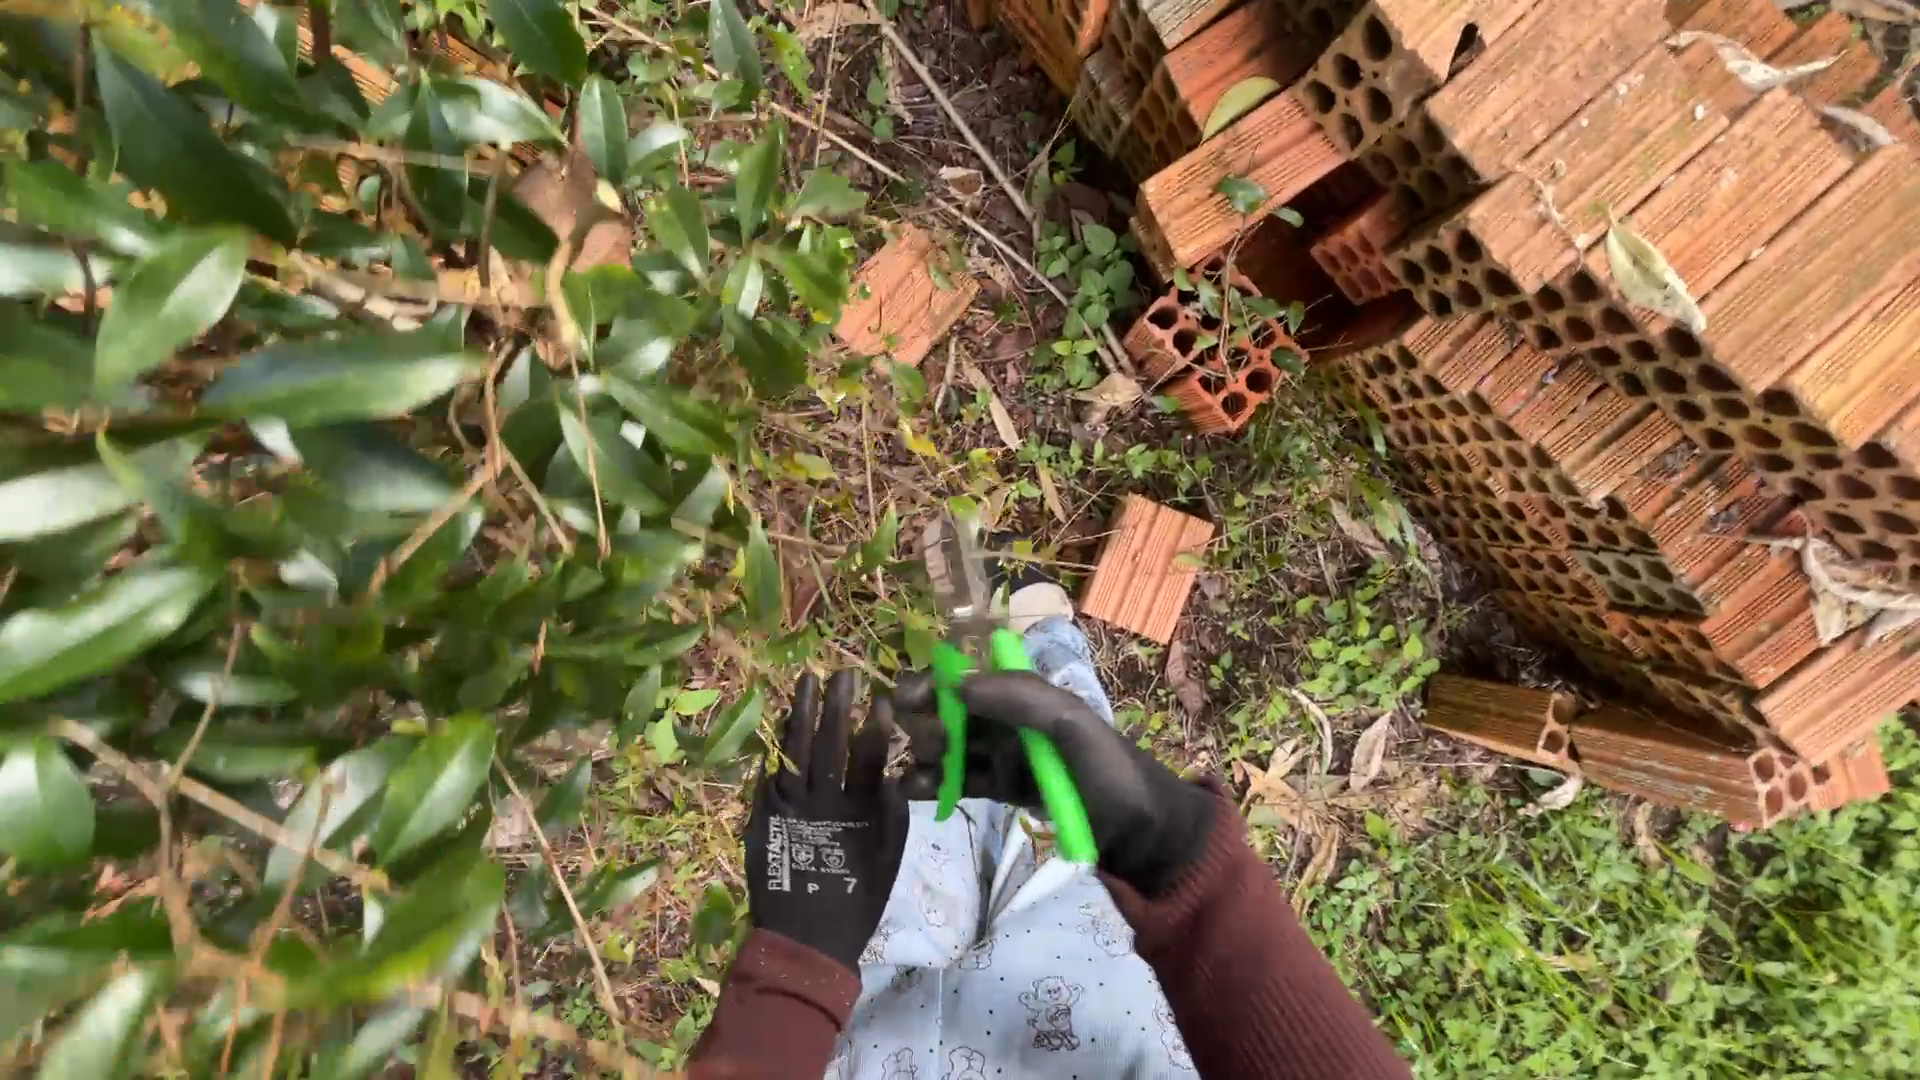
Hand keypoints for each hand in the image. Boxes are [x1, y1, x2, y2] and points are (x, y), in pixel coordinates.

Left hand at [744, 671, 906, 972]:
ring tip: (808, 679)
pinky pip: (769, 774)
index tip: (878, 696)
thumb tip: (893, 771)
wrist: (805, 942)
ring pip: (795, 751)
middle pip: (828, 745)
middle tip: (844, 674)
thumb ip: (893, 813)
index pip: (866, 759)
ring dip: (803, 713)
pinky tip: (781, 718)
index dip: (872, 728)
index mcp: (858, 812)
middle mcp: (822, 804)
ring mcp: (788, 808)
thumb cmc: (855, 901)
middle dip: (837, 707)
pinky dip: (776, 746)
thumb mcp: (889, 860)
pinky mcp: (762, 816)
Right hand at [893, 671, 1216, 895]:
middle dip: (927, 723)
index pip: (965, 676)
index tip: (908, 703)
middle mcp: (1006, 718)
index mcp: (1022, 694)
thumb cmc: (1108, 769)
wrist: (1139, 832)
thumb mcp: (1071, 722)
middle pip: (948, 711)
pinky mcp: (1000, 789)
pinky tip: (914, 791)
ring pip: (948, 746)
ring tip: (920, 777)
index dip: (931, 683)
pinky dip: (933, 782)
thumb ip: (1020, 697)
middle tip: (935, 746)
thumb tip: (957, 683)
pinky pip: (959, 779)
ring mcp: (1002, 754)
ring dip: (925, 755)